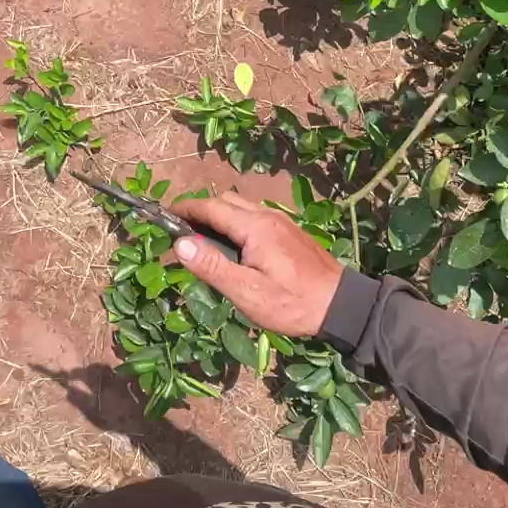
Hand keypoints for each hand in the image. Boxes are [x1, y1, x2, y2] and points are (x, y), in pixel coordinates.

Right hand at [164, 192, 343, 337]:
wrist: (341, 305)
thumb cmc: (291, 303)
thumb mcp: (247, 291)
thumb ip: (213, 266)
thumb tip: (180, 244)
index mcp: (254, 227)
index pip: (210, 207)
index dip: (185, 209)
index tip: (165, 217)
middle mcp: (267, 216)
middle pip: (225, 202)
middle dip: (200, 211)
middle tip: (182, 234)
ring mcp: (281, 221)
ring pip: (241, 207)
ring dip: (218, 216)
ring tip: (204, 242)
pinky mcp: (289, 231)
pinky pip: (254, 216)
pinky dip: (235, 222)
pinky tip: (234, 247)